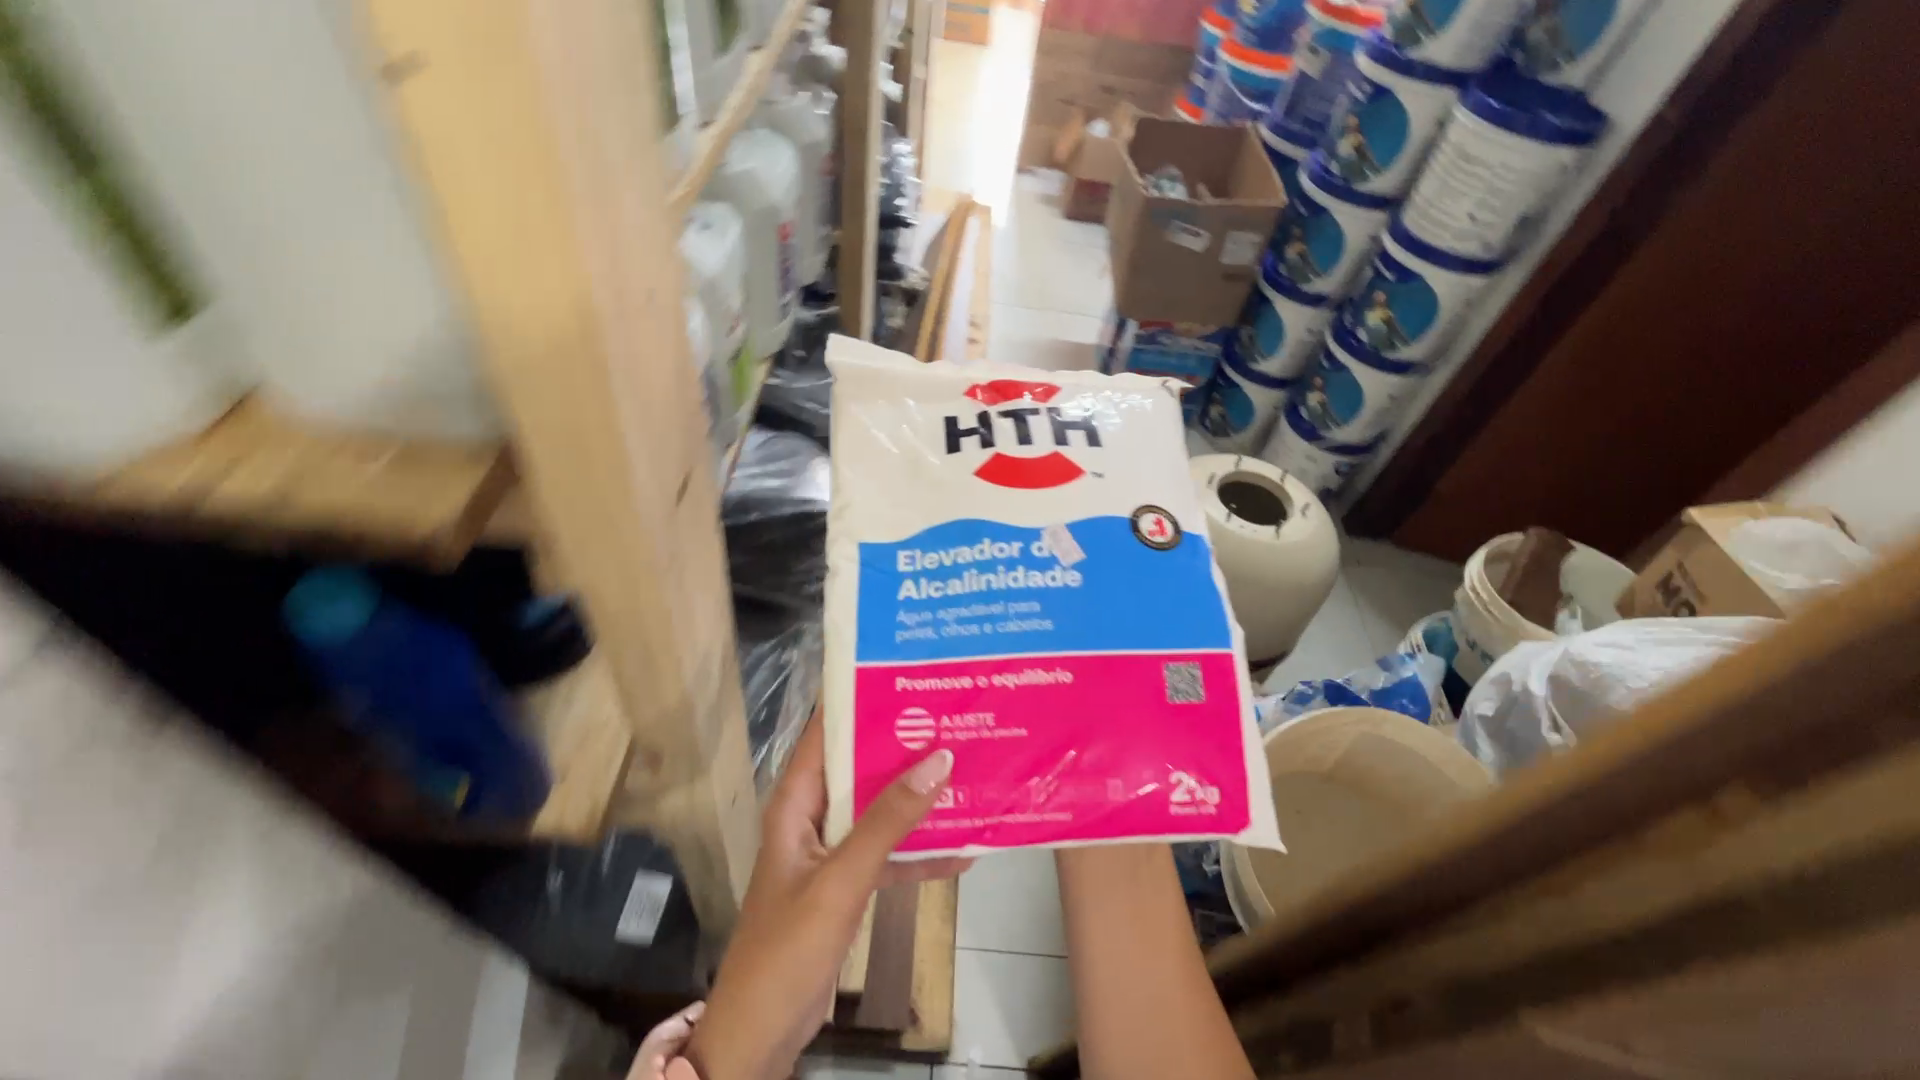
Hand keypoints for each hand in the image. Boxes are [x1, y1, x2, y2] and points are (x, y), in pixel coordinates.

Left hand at [683, 710, 968, 1079]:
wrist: (763, 1029)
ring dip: (919, 797)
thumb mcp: (840, 879)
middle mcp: (813, 817)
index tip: (909, 673)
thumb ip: (887, 822)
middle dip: (905, 745)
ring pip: (880, 810)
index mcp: (796, 802)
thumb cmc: (788, 946)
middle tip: (957, 716)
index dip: (862, 700)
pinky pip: (889, 855)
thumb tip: (938, 759)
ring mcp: (832, 852)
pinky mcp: (848, 884)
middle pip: (861, 767)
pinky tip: (966, 850)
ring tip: (971, 770)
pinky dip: (920, 852)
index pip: (827, 733)